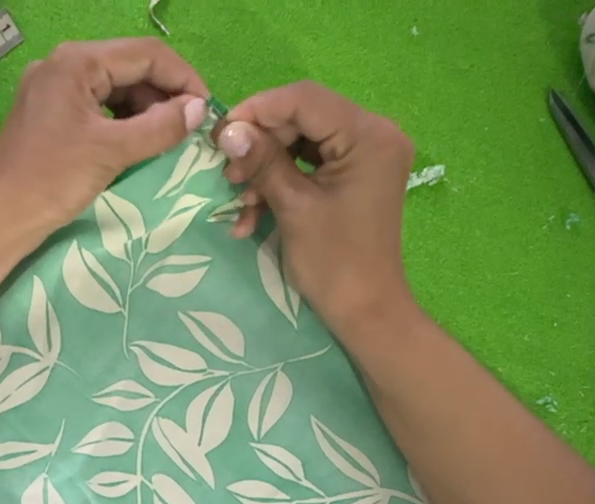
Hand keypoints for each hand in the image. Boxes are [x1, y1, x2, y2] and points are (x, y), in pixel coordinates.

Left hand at [0, 39, 208, 261]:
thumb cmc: (50, 182)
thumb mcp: (110, 152)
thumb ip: (158, 128)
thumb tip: (198, 110)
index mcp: (76, 62)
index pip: (145, 54)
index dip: (182, 79)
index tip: (207, 110)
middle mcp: (61, 66)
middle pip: (128, 69)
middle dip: (163, 96)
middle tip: (189, 130)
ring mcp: (51, 93)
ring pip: (112, 92)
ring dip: (143, 113)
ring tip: (167, 141)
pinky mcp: (46, 119)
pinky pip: (94, 112)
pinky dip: (120, 126)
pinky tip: (137, 147)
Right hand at [213, 83, 419, 343]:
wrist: (365, 312)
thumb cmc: (334, 263)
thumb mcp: (293, 208)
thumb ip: (263, 163)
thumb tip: (228, 130)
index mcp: (369, 135)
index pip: (306, 101)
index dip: (258, 110)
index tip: (220, 133)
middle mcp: (374, 135)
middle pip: (303, 120)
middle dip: (261, 145)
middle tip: (226, 172)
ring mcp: (365, 157)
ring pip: (302, 145)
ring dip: (265, 170)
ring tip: (238, 201)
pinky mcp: (354, 178)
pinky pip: (310, 168)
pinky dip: (280, 186)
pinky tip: (252, 215)